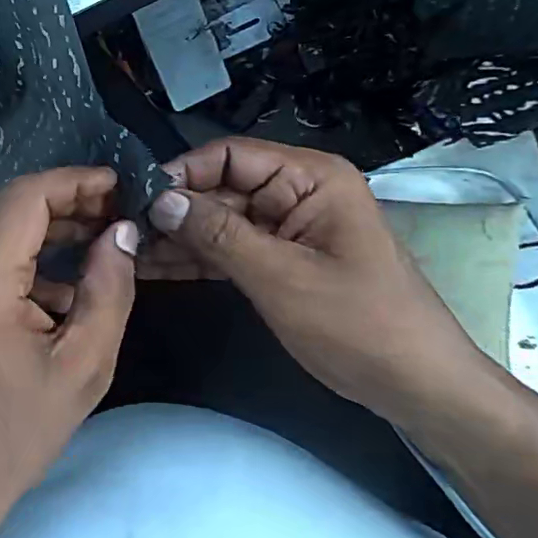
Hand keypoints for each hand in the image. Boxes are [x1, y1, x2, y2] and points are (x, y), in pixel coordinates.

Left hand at [0, 167, 139, 531]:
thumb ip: (110, 289)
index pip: (28, 198)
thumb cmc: (22, 427)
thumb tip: (122, 231)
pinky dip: (30, 246)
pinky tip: (67, 275)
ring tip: (102, 235)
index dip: (77, 182)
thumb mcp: (85, 363)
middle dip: (70, 198)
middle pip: (12, 202)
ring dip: (52, 221)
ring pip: (1, 219)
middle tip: (119, 212)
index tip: (120, 187)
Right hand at [146, 137, 486, 419]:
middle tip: (121, 231)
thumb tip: (162, 199)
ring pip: (224, 222)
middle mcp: (300, 192)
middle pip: (224, 188)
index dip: (183, 173)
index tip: (135, 199)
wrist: (415, 382)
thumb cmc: (357, 324)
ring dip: (181, 237)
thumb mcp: (281, 277)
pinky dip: (202, 259)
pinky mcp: (286, 260)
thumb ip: (219, 234)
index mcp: (311, 177)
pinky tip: (158, 267)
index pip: (232, 155)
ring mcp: (291, 228)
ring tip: (129, 252)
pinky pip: (235, 250)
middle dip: (176, 210)